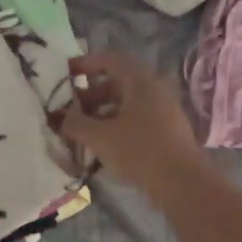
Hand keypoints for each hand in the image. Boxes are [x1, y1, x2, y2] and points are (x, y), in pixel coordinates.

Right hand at [53, 51, 204, 189]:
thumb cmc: (139, 151)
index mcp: (140, 82)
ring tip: (82, 131)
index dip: (86, 63)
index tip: (67, 73)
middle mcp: (154, 90)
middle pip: (118, 83)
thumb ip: (75, 124)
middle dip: (90, 94)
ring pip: (126, 103)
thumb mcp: (100, 137)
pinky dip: (115, 125)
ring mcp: (163, 110)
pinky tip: (102, 145)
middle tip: (70, 109)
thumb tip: (60, 117)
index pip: (111, 59)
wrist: (181, 182)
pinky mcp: (166, 130)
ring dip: (101, 112)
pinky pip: (136, 119)